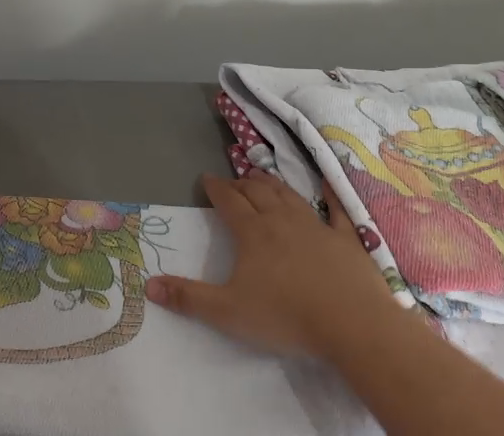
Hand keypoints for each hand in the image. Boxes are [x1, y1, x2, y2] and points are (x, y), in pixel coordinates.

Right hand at [145, 172, 397, 358]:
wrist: (355, 326)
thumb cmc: (287, 317)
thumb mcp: (228, 312)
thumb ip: (188, 298)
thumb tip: (148, 286)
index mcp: (252, 232)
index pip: (228, 200)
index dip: (214, 188)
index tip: (205, 179)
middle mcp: (281, 220)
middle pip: (258, 192)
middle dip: (242, 182)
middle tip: (233, 180)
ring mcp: (317, 227)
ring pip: (290, 196)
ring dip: (273, 184)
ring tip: (263, 177)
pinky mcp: (348, 241)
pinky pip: (338, 211)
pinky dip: (331, 195)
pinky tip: (328, 184)